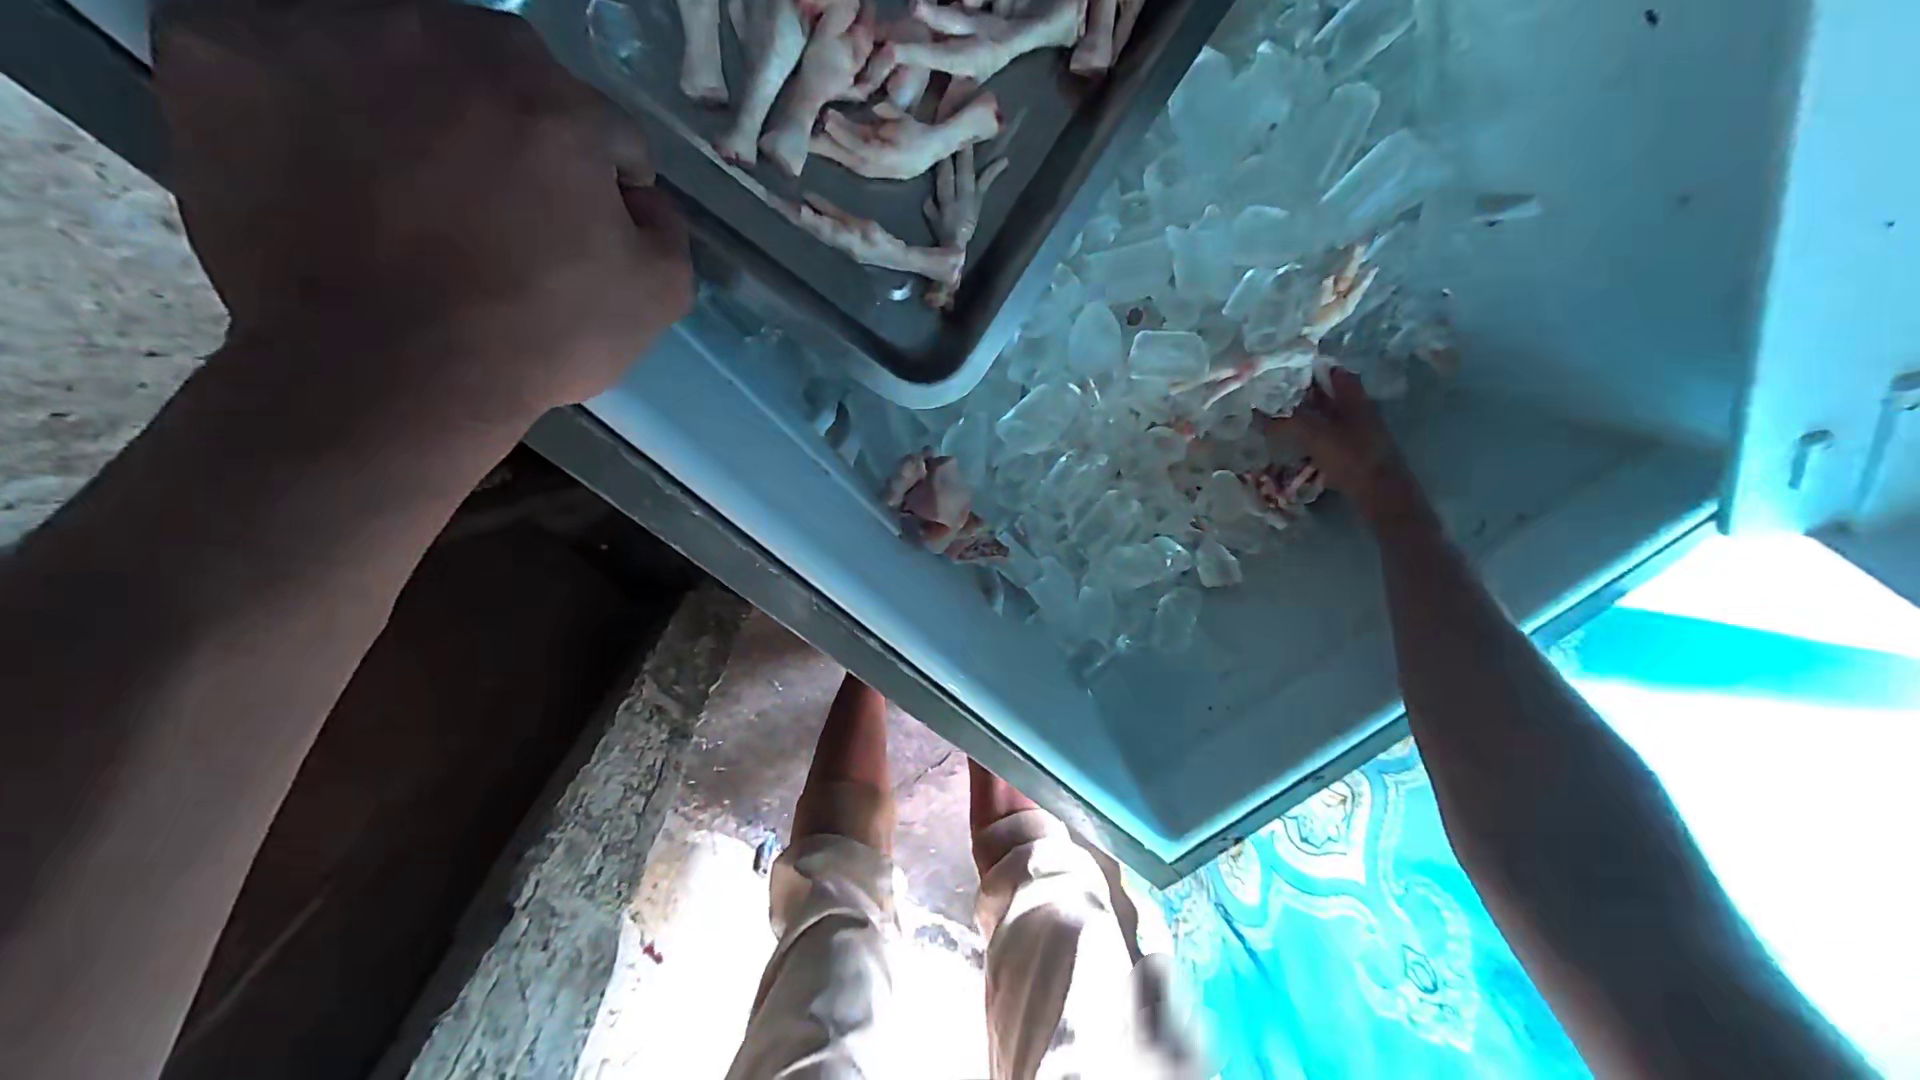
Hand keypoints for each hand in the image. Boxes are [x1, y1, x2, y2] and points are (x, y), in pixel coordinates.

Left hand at [153, 0, 690, 418]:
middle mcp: (445, 39)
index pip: (603, 131)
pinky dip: (312, 92)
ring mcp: (325, 33)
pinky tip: (333, 157)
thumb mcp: (655, 299)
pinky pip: (285, 48)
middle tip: (498, 203)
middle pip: (505, 73)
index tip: (582, 230)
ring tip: (413, 184)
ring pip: (400, 50)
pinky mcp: (222, 50)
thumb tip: (641, 196)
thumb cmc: (537, 337)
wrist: (390, 374)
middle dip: (518, 131)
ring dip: (420, 102)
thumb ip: (668, 229)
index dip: (604, 186)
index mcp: (556, 103)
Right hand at [1266, 366, 1430, 528]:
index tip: (1279, 372)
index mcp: (1352, 395)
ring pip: (1323, 414)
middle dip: (1298, 393)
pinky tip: (1289, 440)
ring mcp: (1354, 428)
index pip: (1328, 370)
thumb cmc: (1350, 455)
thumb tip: (1256, 414)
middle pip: (1324, 392)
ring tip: (1273, 417)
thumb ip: (1284, 422)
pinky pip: (1323, 433)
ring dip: (1301, 414)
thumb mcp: (1313, 434)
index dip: (1305, 369)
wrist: (1378, 491)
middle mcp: (1355, 406)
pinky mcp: (1349, 448)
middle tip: (1269, 396)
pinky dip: (1306, 433)